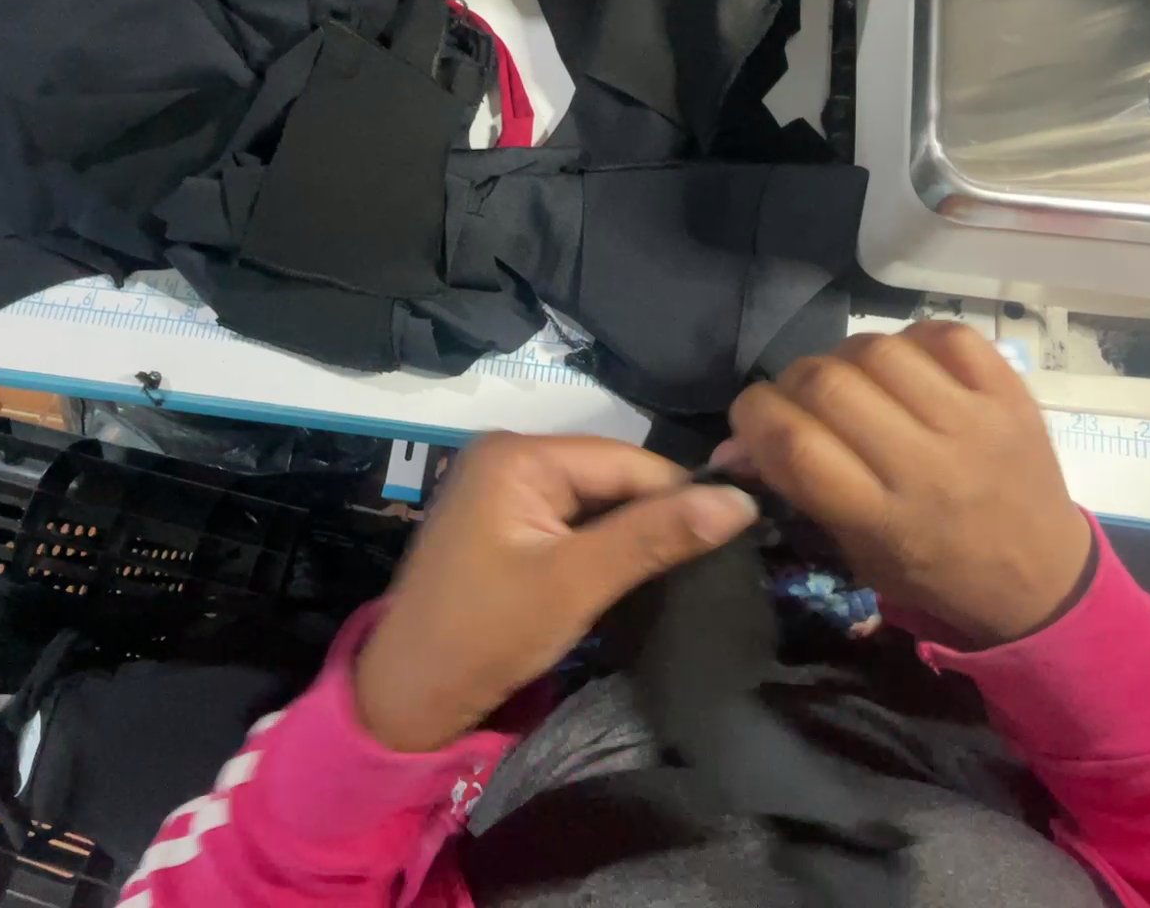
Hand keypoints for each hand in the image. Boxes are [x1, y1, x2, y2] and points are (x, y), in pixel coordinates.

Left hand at [353, 433, 758, 751]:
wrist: (408, 695)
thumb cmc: (486, 634)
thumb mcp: (577, 582)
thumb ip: (655, 536)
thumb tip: (741, 500)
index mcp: (518, 454)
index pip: (623, 460)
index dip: (681, 491)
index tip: (736, 526)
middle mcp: (508, 454)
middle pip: (608, 474)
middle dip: (657, 510)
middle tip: (719, 547)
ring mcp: (502, 485)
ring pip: (593, 497)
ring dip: (633, 527)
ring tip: (690, 555)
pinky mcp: (504, 517)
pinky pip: (570, 515)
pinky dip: (603, 538)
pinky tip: (637, 560)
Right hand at [724, 322, 1091, 646]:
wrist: (1040, 581)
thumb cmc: (929, 572)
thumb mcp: (851, 549)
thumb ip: (795, 488)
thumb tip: (733, 442)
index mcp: (880, 517)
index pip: (794, 443)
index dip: (754, 415)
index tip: (752, 419)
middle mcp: (925, 466)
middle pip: (828, 385)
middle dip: (791, 381)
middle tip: (797, 398)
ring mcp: (973, 424)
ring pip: (879, 350)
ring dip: (844, 356)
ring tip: (851, 379)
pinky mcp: (1010, 395)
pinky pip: (945, 334)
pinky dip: (909, 339)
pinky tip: (904, 366)